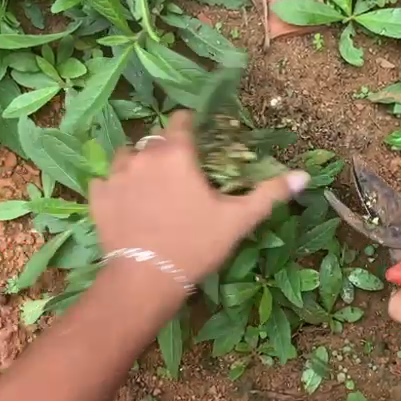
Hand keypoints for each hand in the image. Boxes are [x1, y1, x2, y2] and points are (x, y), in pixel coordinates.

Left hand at [89, 111, 307, 294]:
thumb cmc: (196, 246)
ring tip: (151, 186)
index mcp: (177, 153)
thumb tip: (303, 175)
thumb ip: (269, 194)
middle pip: (154, 139)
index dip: (190, 126)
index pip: (181, 120)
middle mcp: (143, 156)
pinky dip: (114, 186)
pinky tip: (126, 201)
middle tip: (180, 173)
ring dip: (138, 164)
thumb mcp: (238, 220)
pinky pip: (104, 180)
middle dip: (167, 149)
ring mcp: (115, 176)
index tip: (198, 140)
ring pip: (126, 156)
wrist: (146, 279)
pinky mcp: (97, 198)